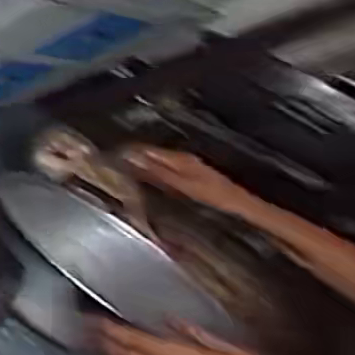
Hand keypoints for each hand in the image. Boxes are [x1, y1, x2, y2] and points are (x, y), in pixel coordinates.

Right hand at [124, 146, 261, 217]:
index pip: (144, 148)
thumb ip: (153, 171)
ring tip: (128, 172)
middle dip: (133, 157)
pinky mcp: (193, 172)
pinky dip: (154, 170)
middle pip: (150, 152)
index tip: (110, 157)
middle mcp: (182, 157)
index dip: (126, 151)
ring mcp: (189, 164)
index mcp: (177, 158)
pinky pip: (166, 166)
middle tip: (116, 166)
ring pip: (157, 159)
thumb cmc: (211, 195)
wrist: (243, 206)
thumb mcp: (179, 184)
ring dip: (143, 164)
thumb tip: (128, 157)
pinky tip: (150, 178)